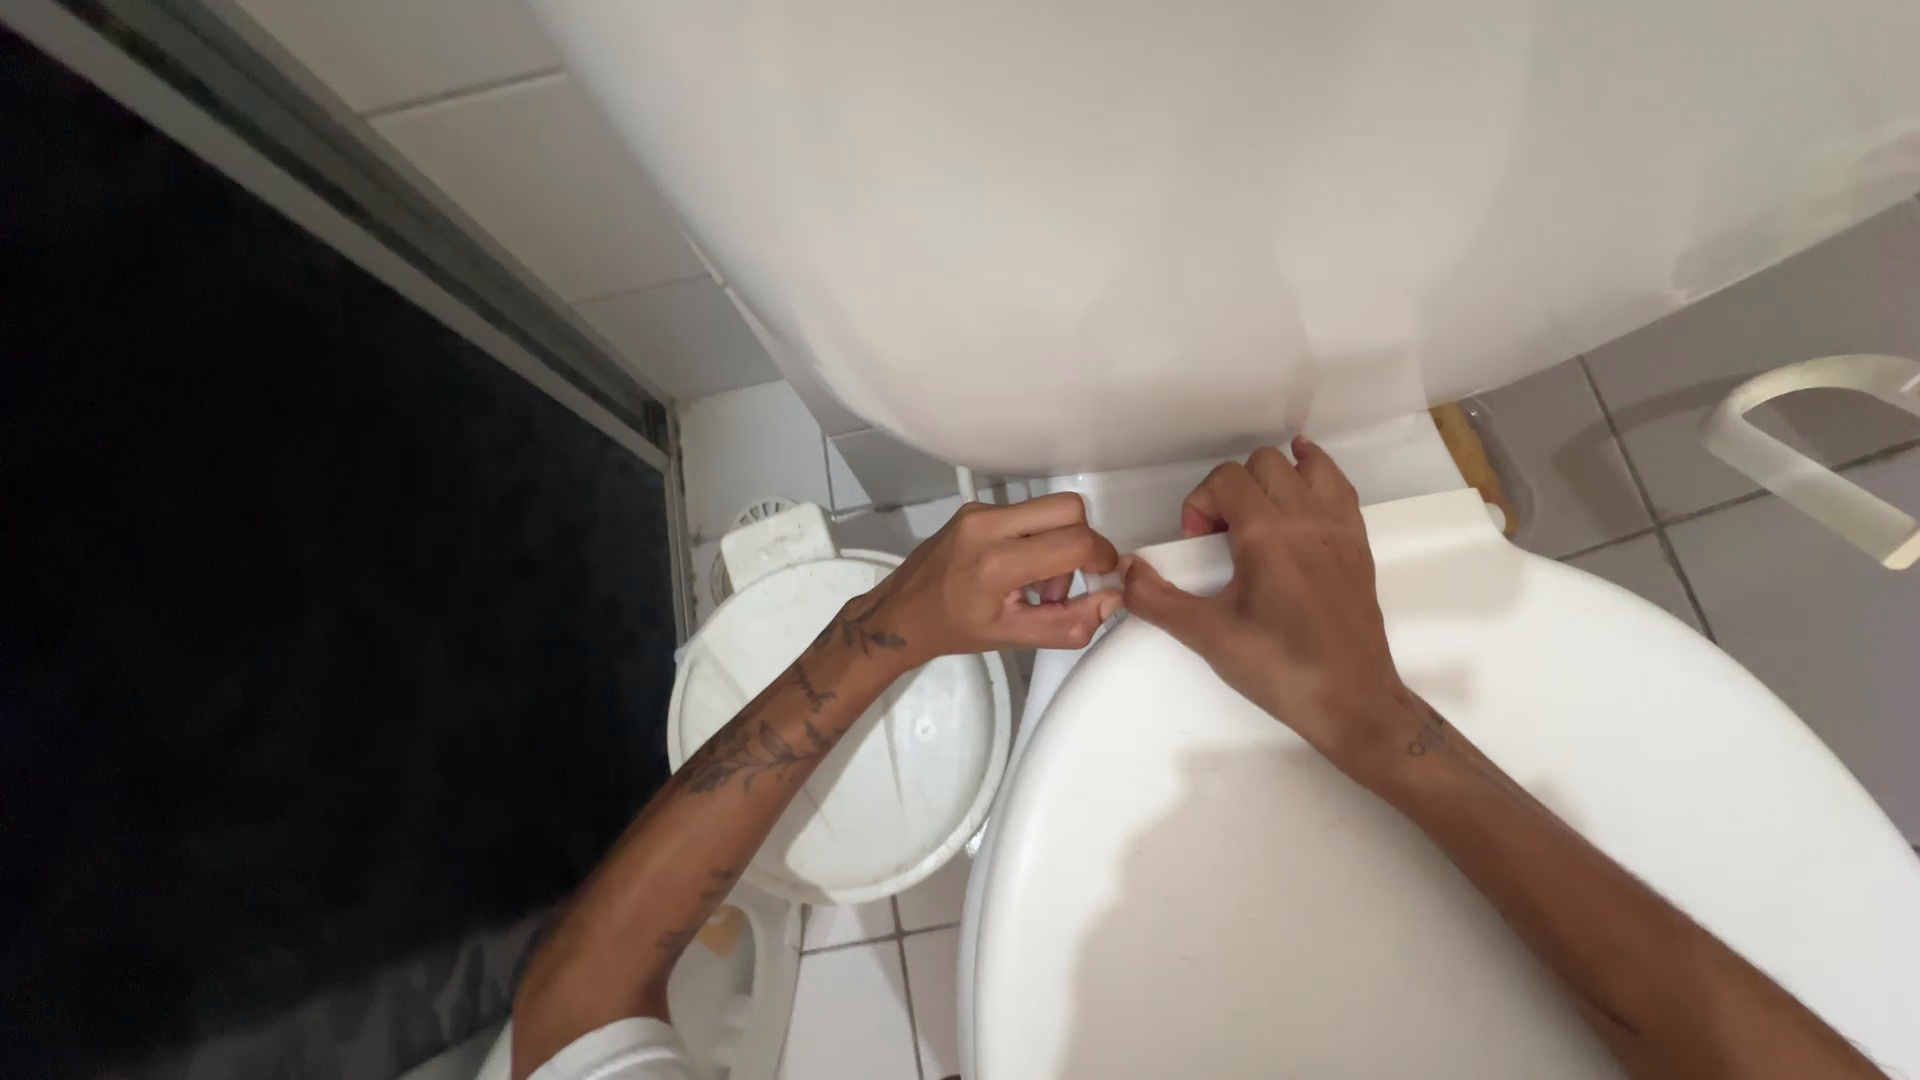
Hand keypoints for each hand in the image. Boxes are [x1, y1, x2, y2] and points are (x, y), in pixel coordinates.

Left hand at [856, 494, 1122, 668]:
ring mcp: (978, 512)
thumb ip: (1069, 624)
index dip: (1101, 559)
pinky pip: (1024, 511)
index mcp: (998, 562)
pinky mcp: (973, 508)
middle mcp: (988, 525)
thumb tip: (1112, 599)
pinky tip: (1013, 569)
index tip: (1100, 580)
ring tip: (1032, 581)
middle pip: (1069, 508)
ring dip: (1056, 541)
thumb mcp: (1014, 638)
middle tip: (1060, 583)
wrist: (900, 613)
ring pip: (1047, 508)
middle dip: (1080, 544)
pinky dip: (1033, 537)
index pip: (1075, 542)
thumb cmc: (953, 629)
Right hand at [1121, 439, 1414, 766]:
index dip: (1199, 504)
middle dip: (1231, 489)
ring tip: (1255, 511)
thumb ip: (1155, 599)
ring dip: (1272, 477)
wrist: (1351, 701)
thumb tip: (1126, 571)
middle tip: (1222, 538)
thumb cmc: (1278, 667)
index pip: (1225, 479)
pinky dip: (1314, 476)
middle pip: (1262, 463)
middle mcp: (1307, 518)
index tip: (1198, 546)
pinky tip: (1298, 493)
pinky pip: (1338, 485)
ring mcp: (1339, 528)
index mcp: (1268, 535)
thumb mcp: (1206, 635)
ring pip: (1305, 465)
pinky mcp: (1358, 543)